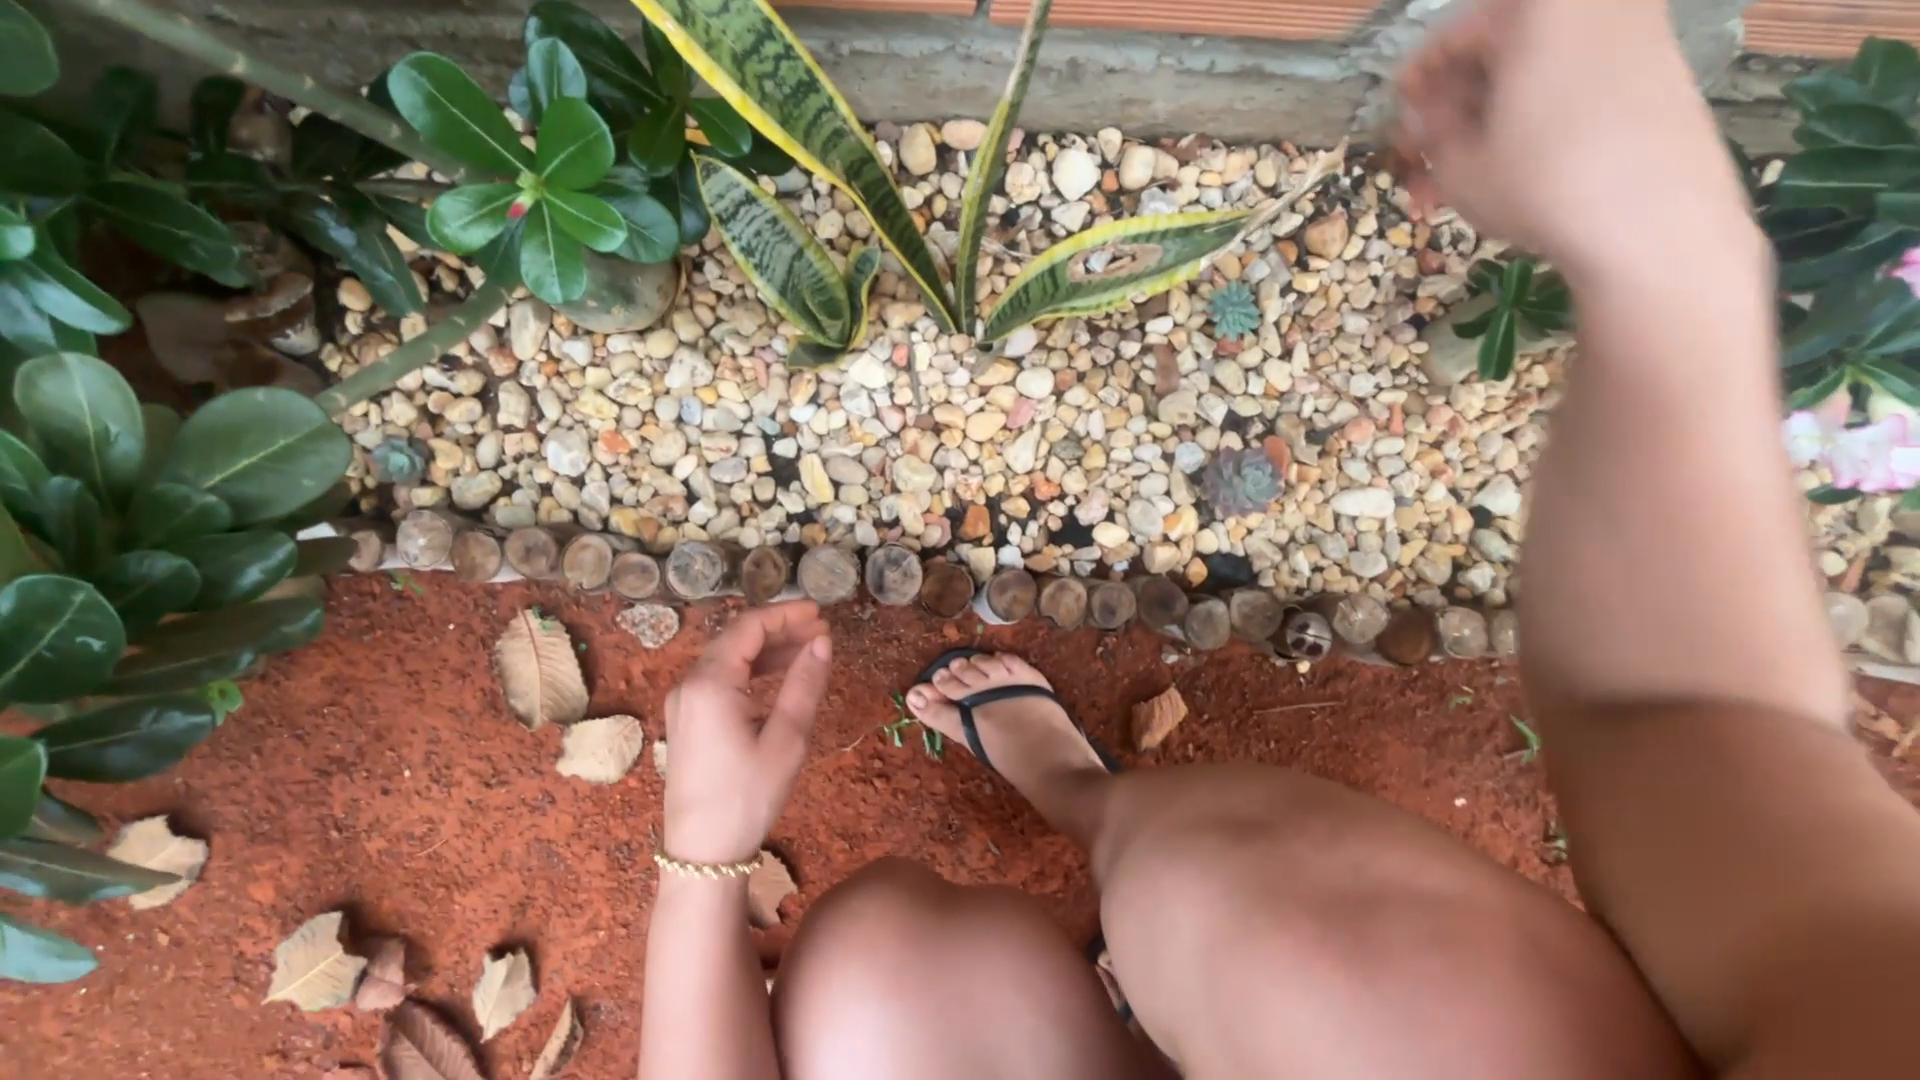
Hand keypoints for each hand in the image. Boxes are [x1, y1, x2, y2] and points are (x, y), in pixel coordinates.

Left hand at [661, 601, 831, 864]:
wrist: (703, 852)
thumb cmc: (748, 795)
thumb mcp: (787, 739)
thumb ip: (805, 684)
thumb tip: (824, 642)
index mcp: (710, 683)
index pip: (748, 627)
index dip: (786, 615)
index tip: (820, 613)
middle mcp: (689, 684)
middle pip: (736, 639)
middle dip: (780, 631)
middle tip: (821, 632)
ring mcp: (683, 704)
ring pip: (728, 660)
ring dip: (768, 652)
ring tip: (809, 652)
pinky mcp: (686, 721)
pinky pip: (720, 681)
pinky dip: (751, 673)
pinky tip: (779, 679)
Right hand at [1393, 0, 1760, 285]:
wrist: (1652, 221)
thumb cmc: (1537, 183)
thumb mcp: (1456, 163)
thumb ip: (1428, 127)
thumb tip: (1422, 113)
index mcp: (1537, 10)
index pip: (1453, 35)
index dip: (1416, 85)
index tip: (1400, 124)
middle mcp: (1592, 3)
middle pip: (1498, 50)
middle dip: (1454, 109)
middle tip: (1425, 164)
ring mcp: (1634, 28)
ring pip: (1533, 70)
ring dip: (1488, 122)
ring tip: (1459, 183)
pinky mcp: (1659, 65)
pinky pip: (1574, 79)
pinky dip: (1535, 117)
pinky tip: (1510, 169)